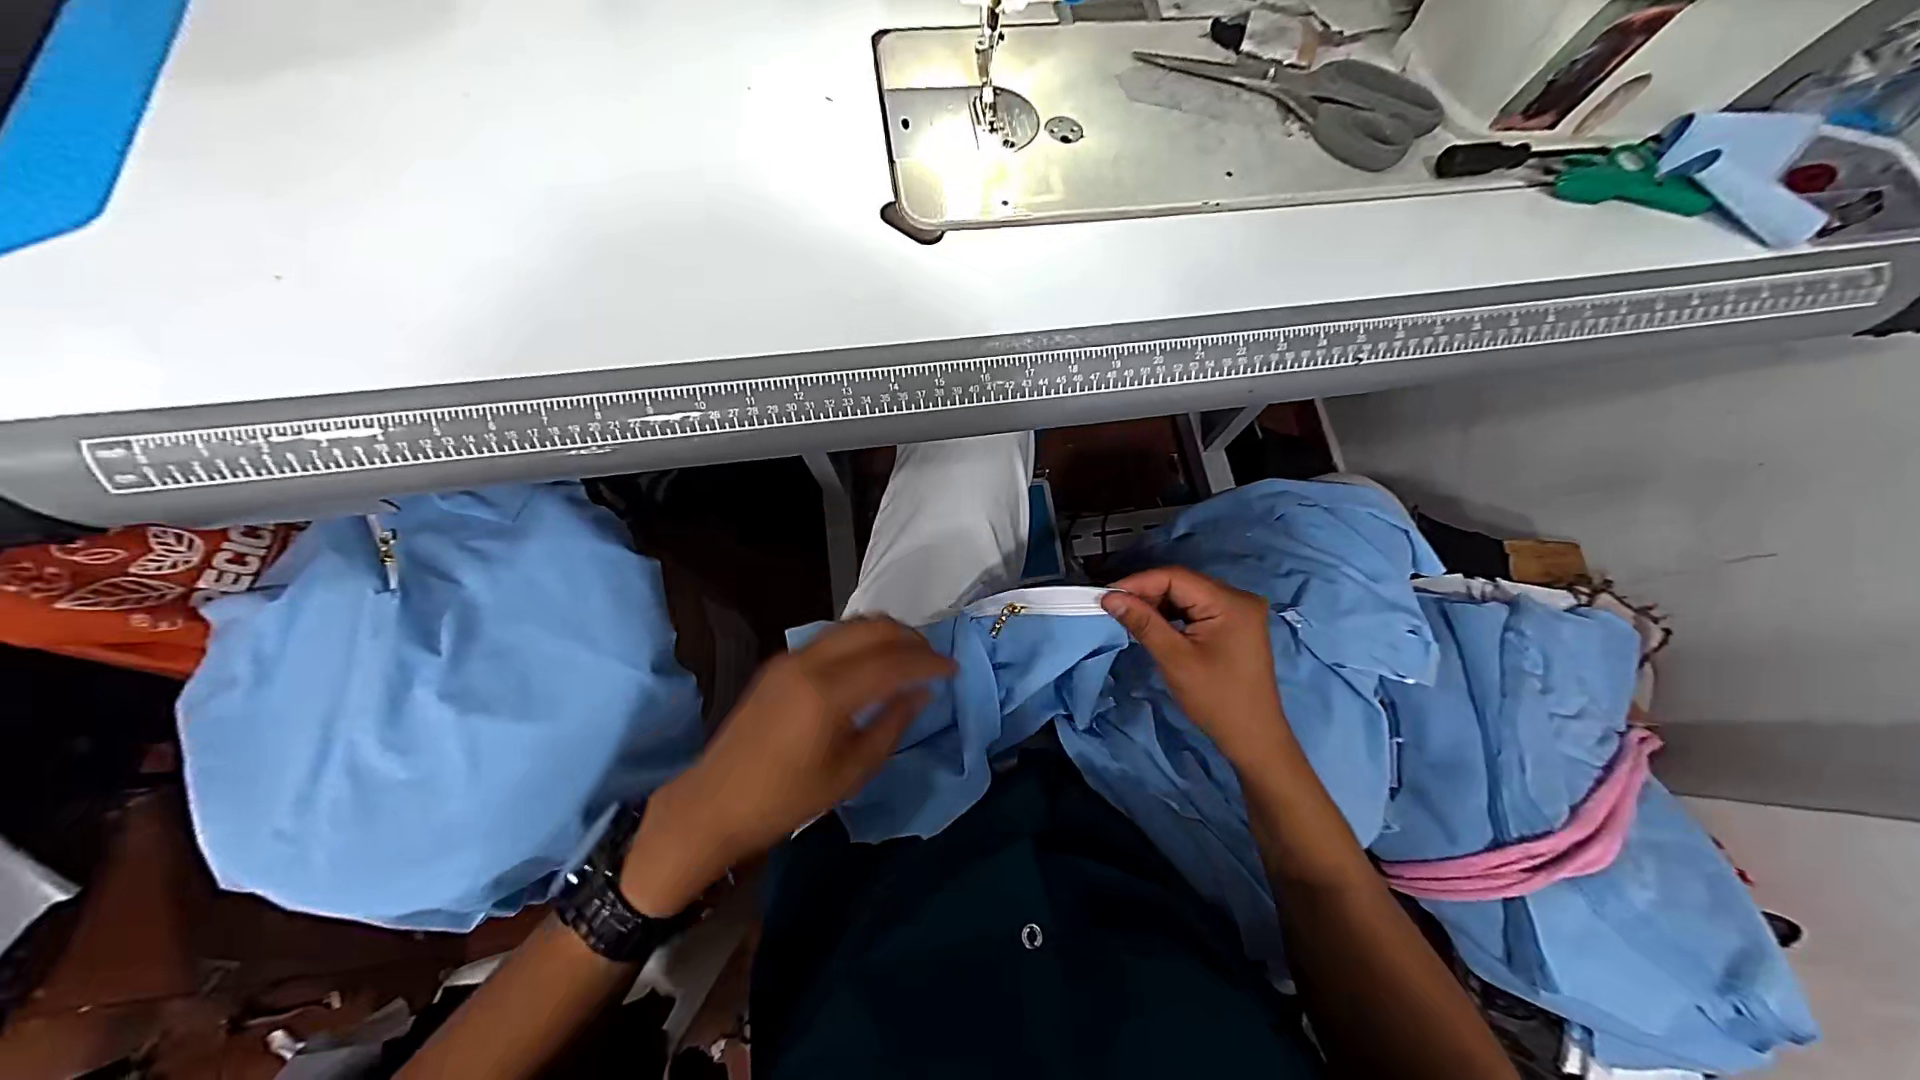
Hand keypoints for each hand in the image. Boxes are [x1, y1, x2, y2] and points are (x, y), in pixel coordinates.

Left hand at [621, 618, 954, 915]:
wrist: (713, 803)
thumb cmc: (785, 800)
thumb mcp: (850, 773)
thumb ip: (891, 725)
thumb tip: (920, 693)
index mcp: (827, 693)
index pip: (892, 661)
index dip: (928, 662)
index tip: (953, 669)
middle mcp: (809, 662)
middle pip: (873, 628)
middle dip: (911, 638)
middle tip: (934, 660)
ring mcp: (790, 657)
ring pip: (851, 625)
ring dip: (886, 634)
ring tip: (908, 657)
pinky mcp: (779, 662)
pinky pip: (832, 636)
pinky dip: (861, 640)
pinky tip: (871, 663)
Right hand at [1101, 567, 1290, 765]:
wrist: (1253, 737)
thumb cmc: (1216, 699)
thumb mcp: (1175, 659)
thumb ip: (1143, 622)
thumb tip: (1110, 597)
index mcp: (1230, 603)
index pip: (1176, 577)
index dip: (1138, 583)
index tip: (1107, 596)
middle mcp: (1239, 598)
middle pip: (1182, 583)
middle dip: (1146, 593)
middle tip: (1115, 607)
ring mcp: (1239, 611)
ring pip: (1188, 595)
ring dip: (1158, 603)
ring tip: (1130, 616)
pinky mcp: (1235, 624)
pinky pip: (1197, 608)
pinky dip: (1173, 614)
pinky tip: (1154, 624)